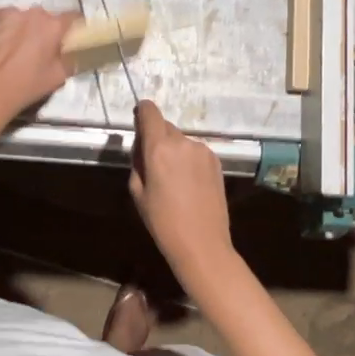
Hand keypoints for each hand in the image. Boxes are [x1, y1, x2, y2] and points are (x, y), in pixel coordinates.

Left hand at [0, 7, 77, 123]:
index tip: (70, 37)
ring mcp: (5, 13)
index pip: (72, 18)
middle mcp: (30, 12)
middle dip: (43, 30)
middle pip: (43, 17)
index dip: (73, 27)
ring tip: (11, 49)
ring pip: (19, 17)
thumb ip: (70, 60)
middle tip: (37, 49)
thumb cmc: (24, 87)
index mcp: (52, 26)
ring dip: (20, 28)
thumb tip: (72, 53)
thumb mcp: (58, 79)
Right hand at [129, 101, 234, 276]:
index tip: (138, 121)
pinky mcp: (216, 161)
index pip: (149, 112)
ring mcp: (203, 151)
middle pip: (165, 127)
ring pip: (181, 141)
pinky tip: (189, 184)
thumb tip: (142, 146)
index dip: (141, 112)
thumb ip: (137, 161)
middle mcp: (183, 142)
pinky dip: (188, 159)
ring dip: (173, 150)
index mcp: (159, 148)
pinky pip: (195, 152)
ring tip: (172, 179)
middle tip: (152, 164)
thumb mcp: (137, 192)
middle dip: (156, 138)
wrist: (202, 243)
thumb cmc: (162, 222)